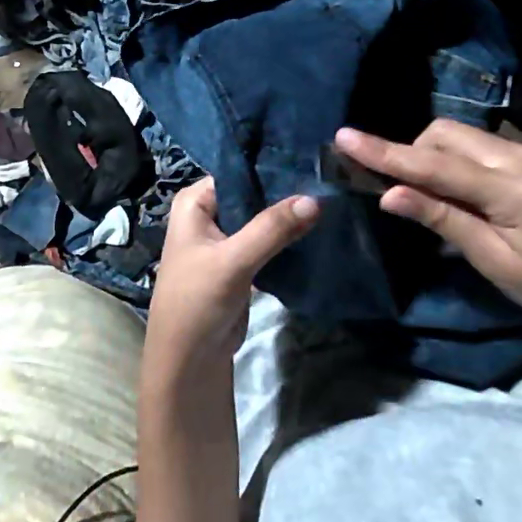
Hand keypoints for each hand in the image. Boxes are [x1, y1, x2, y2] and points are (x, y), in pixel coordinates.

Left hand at [150, 178, 318, 362]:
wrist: (191, 358)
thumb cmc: (197, 302)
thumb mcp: (232, 261)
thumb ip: (271, 229)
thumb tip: (315, 199)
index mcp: (196, 201)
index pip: (240, 171)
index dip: (273, 167)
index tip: (312, 162)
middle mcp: (210, 212)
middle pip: (255, 192)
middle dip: (287, 192)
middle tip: (329, 181)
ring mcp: (227, 236)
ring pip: (265, 217)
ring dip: (291, 216)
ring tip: (331, 201)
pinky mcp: (243, 259)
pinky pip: (270, 239)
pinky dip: (289, 237)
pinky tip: (319, 228)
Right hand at [333, 122, 521, 351]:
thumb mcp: (493, 262)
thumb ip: (442, 220)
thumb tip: (390, 195)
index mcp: (516, 189)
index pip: (437, 165)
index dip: (387, 153)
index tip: (345, 137)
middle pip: (447, 135)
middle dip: (412, 154)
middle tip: (393, 188)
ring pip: (462, 136)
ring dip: (433, 157)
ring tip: (425, 195)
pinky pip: (481, 147)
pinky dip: (457, 162)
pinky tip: (456, 192)